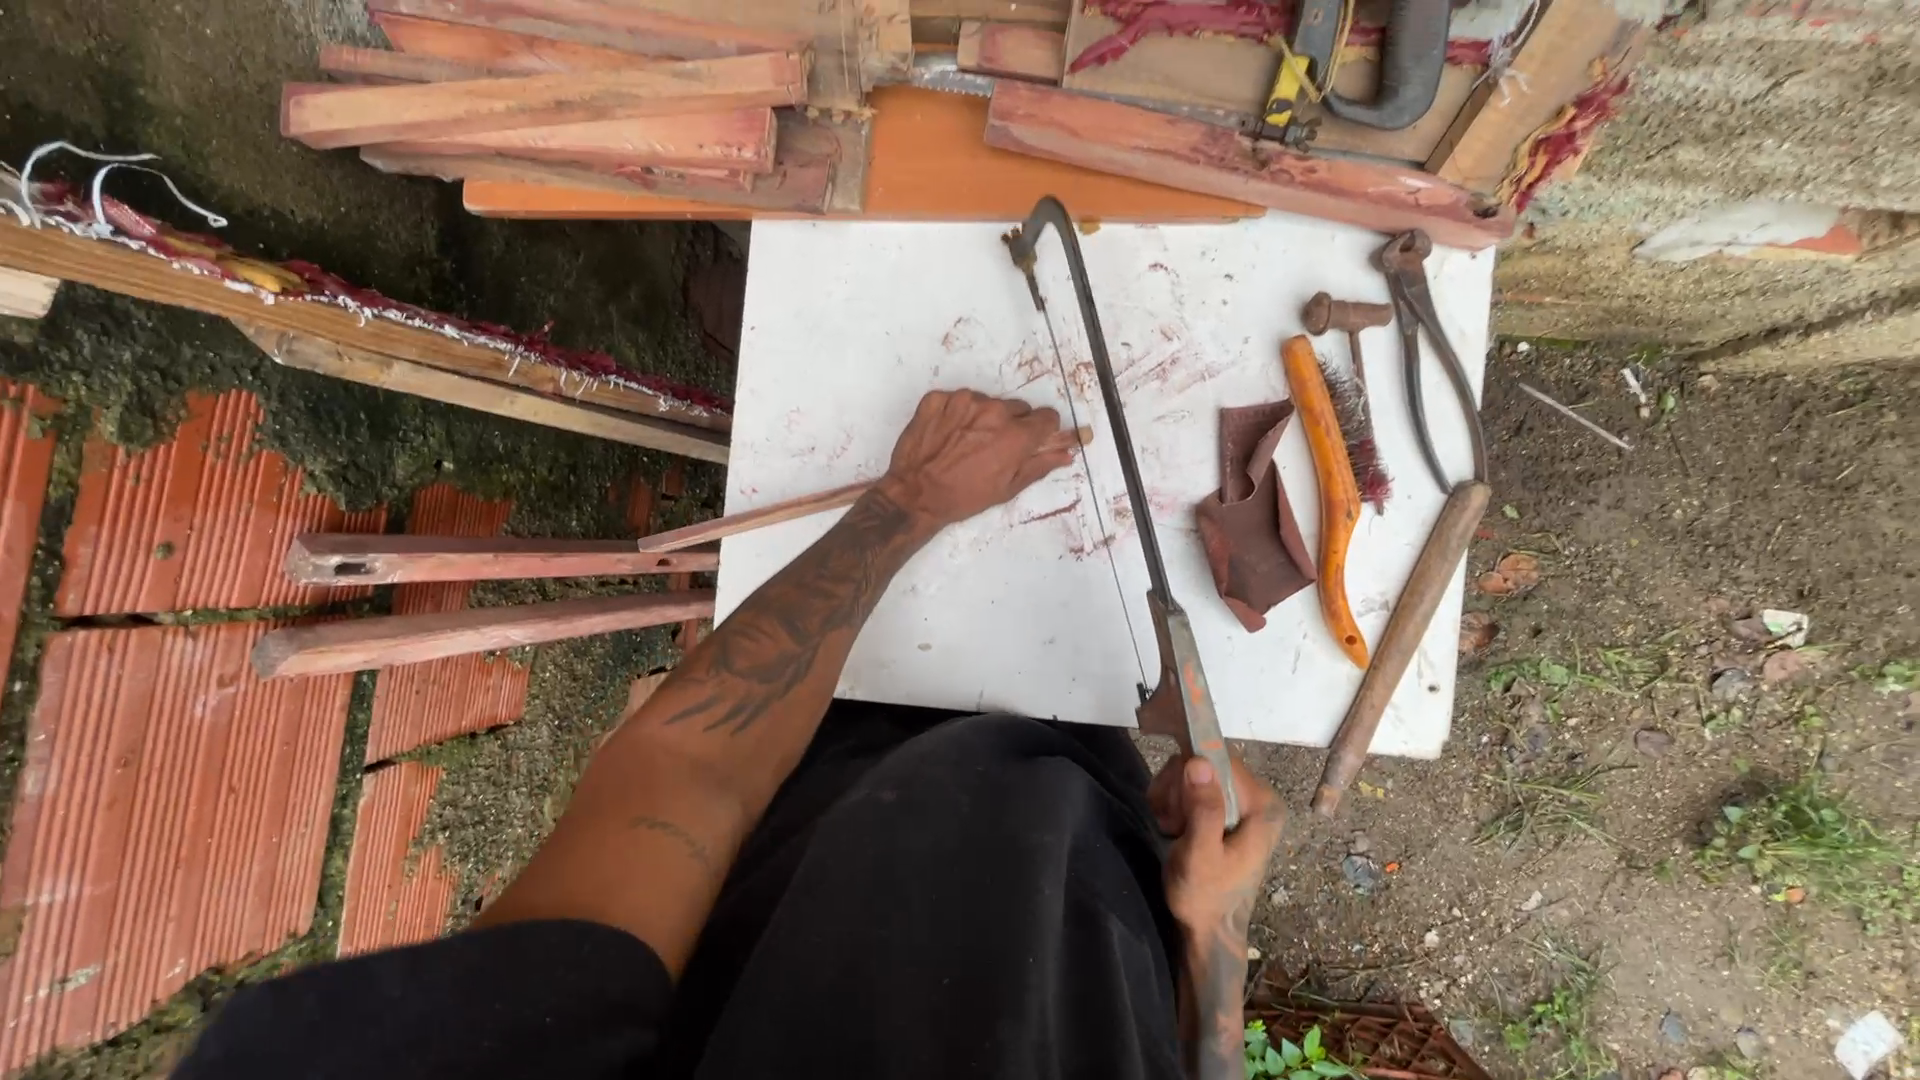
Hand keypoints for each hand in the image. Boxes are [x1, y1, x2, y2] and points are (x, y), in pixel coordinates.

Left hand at [877, 389, 1074, 531]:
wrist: (914, 494)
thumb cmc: (963, 497)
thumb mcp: (1007, 488)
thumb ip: (1039, 466)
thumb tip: (1066, 453)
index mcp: (1015, 434)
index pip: (1046, 417)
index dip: (1042, 430)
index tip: (1033, 439)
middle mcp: (993, 410)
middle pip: (1017, 408)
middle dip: (1011, 424)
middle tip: (994, 448)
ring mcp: (962, 401)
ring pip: (987, 402)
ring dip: (983, 418)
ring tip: (966, 443)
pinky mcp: (937, 398)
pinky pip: (957, 400)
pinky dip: (956, 414)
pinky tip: (948, 435)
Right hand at [1150, 754, 1284, 939]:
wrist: (1206, 929)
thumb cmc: (1205, 896)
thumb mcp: (1201, 856)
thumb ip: (1203, 809)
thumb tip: (1198, 761)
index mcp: (1262, 807)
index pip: (1220, 760)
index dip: (1190, 775)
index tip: (1177, 806)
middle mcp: (1256, 798)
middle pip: (1204, 763)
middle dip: (1178, 788)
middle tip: (1171, 822)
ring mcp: (1240, 802)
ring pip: (1192, 772)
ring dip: (1171, 796)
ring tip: (1170, 827)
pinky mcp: (1223, 808)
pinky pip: (1189, 785)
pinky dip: (1172, 802)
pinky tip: (1172, 826)